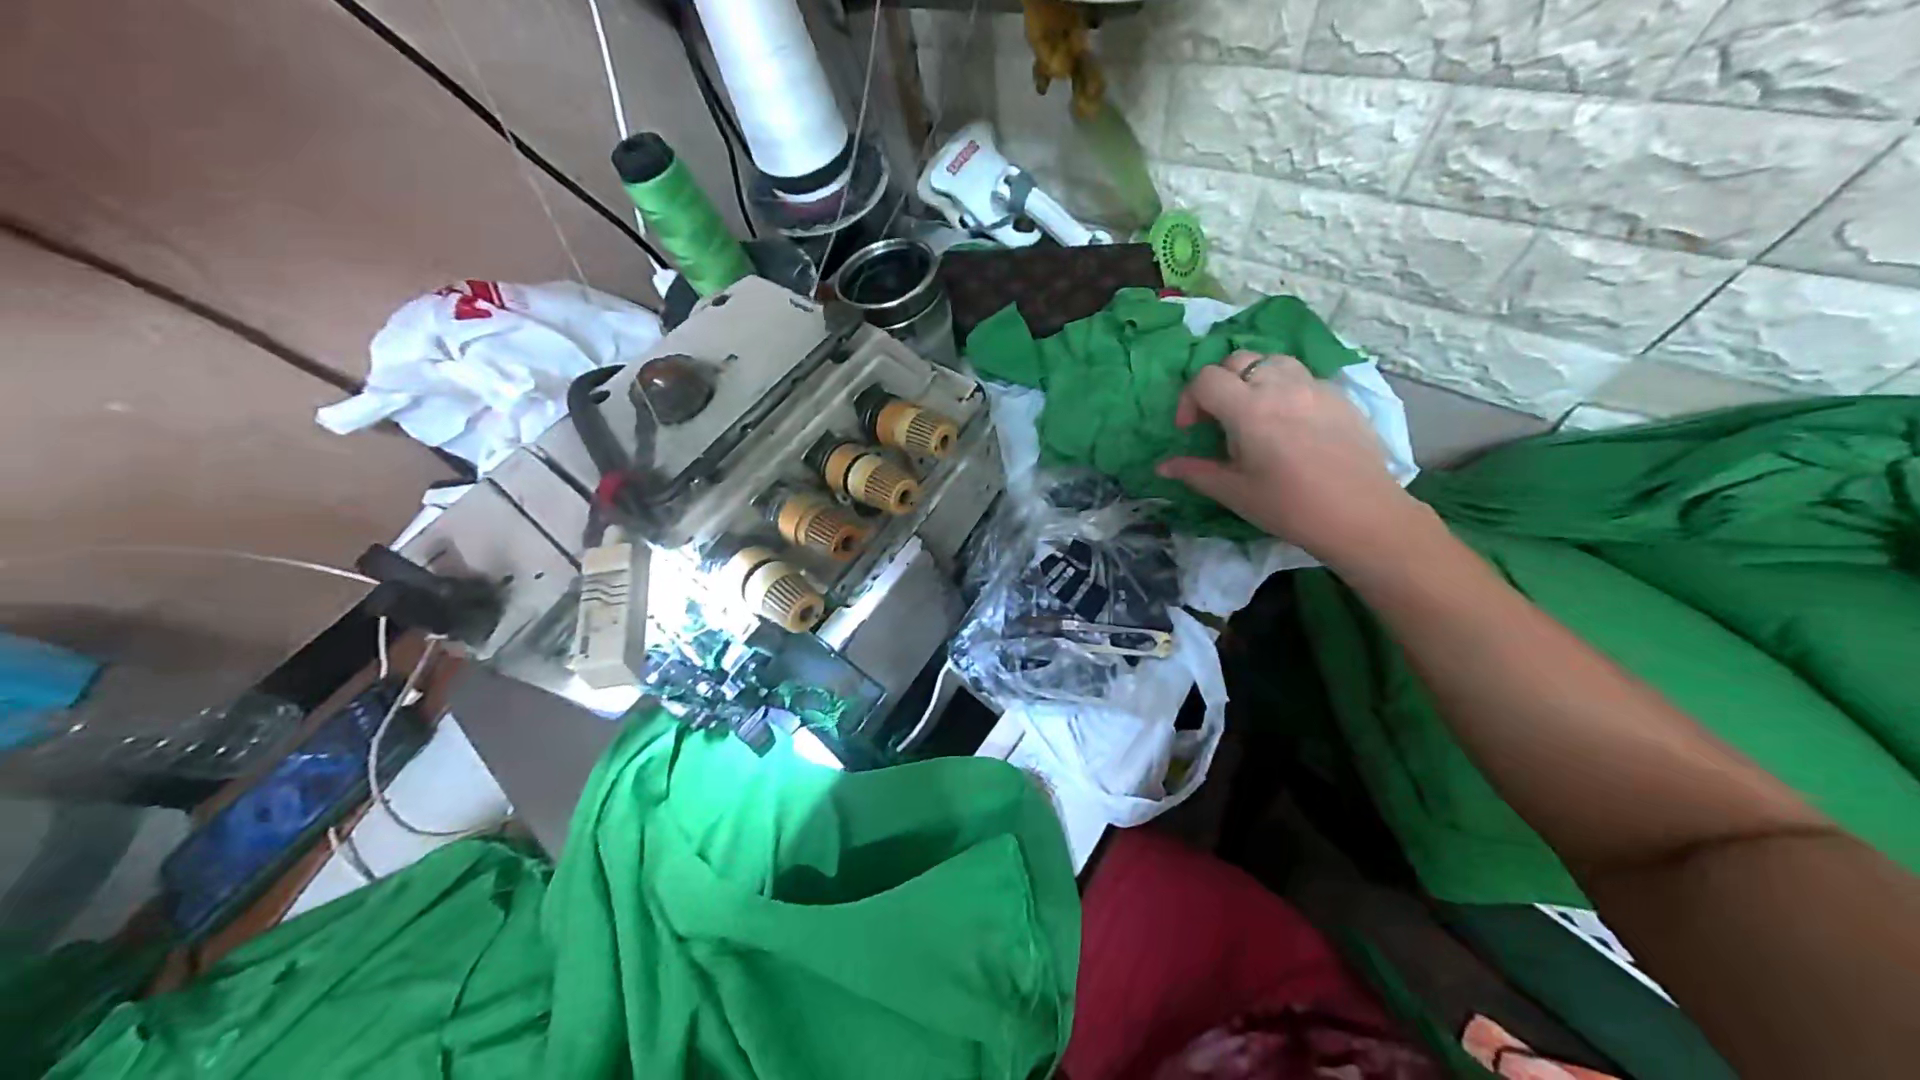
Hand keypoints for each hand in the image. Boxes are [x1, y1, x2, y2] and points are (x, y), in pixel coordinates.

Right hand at [1156, 351, 1435, 568]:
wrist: (1359, 514)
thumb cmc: (1289, 506)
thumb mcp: (1234, 492)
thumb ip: (1195, 472)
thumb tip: (1163, 466)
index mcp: (1248, 408)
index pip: (1205, 379)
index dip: (1189, 400)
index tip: (1191, 430)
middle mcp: (1280, 385)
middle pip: (1236, 361)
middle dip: (1219, 385)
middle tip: (1219, 420)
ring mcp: (1313, 386)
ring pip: (1272, 360)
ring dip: (1252, 378)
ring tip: (1254, 411)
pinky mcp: (1339, 395)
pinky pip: (1302, 376)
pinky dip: (1284, 388)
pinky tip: (1288, 422)